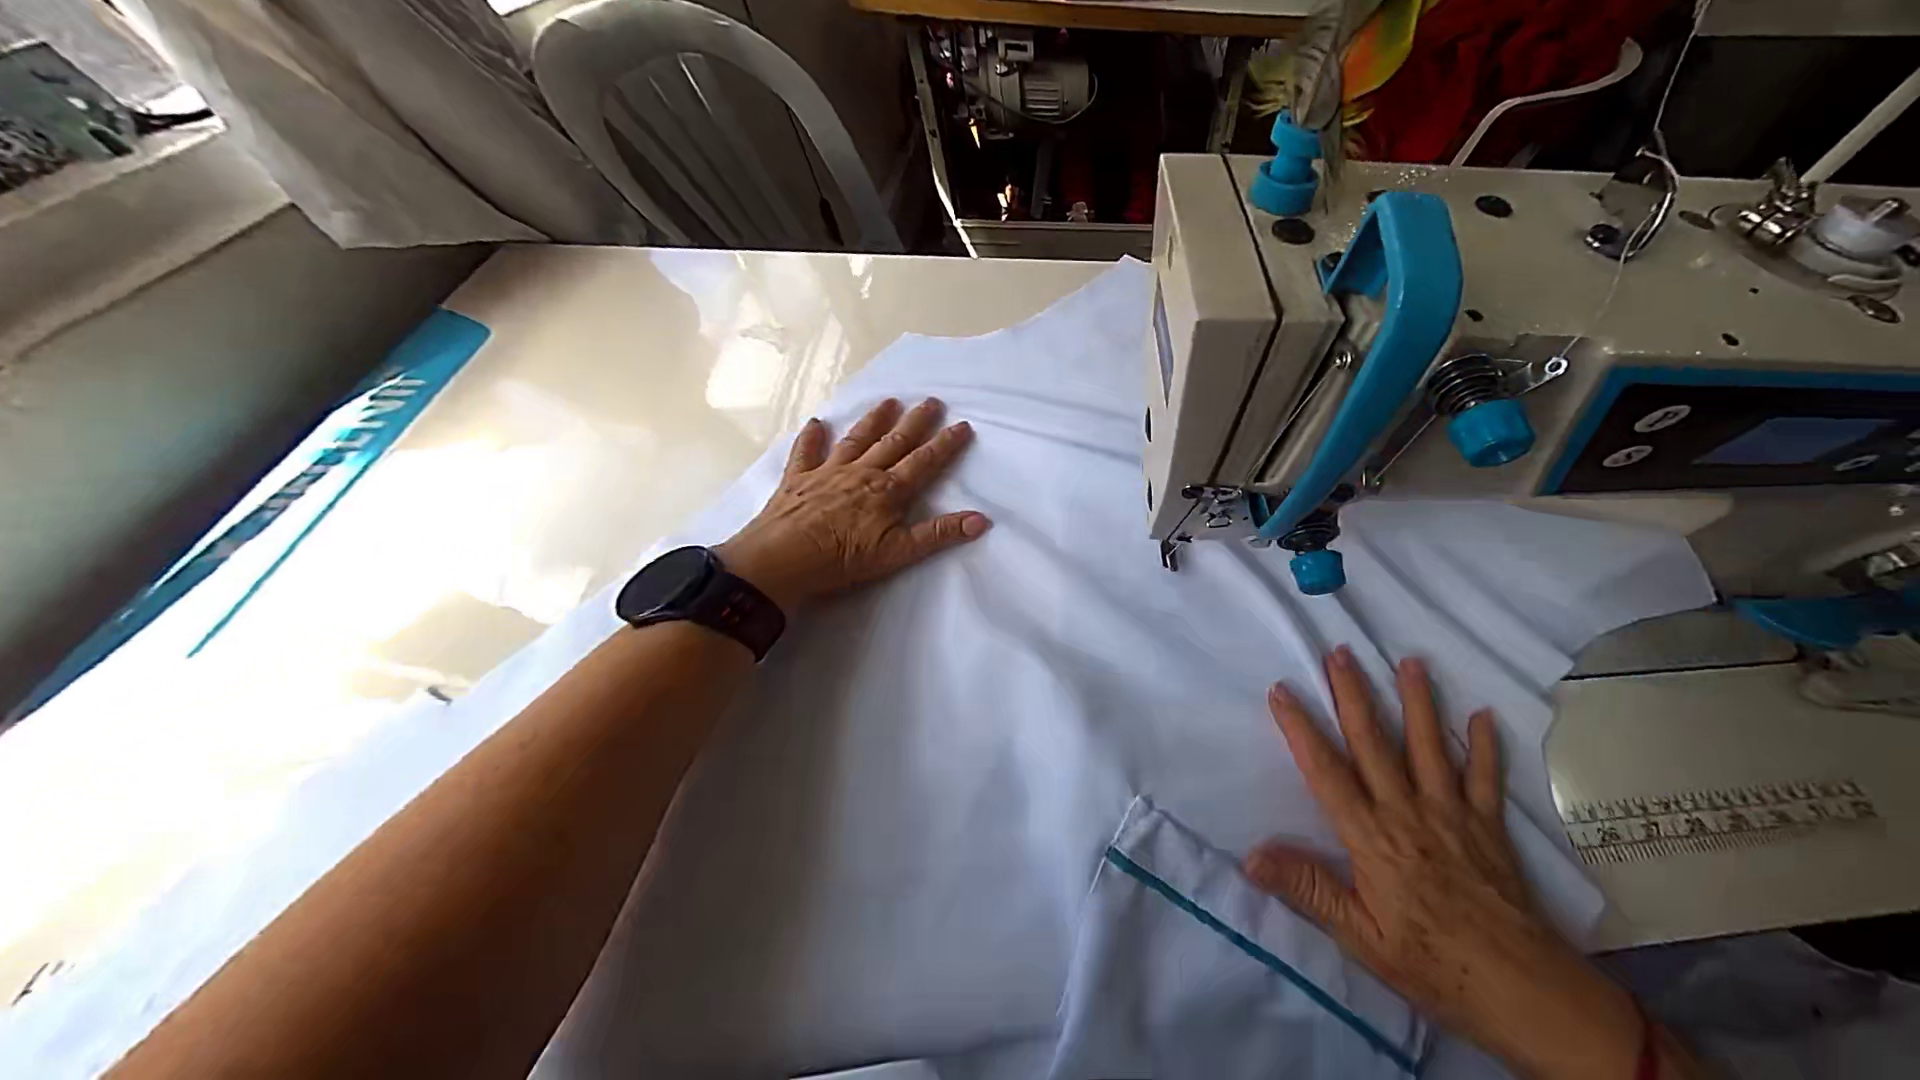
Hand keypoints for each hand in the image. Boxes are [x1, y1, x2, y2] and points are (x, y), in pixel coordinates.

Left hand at [716, 397, 990, 610]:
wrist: (782, 559)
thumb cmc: (843, 559)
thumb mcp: (899, 552)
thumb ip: (939, 534)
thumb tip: (982, 520)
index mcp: (888, 490)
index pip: (924, 462)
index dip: (945, 444)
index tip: (962, 425)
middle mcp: (861, 472)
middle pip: (894, 442)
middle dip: (915, 422)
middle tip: (931, 401)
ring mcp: (828, 472)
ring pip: (856, 439)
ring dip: (873, 420)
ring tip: (888, 402)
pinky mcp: (798, 479)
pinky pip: (806, 452)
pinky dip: (812, 437)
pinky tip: (816, 423)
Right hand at [1247, 647, 1674, 1079]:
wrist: (1531, 996)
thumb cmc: (1433, 965)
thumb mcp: (1359, 938)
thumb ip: (1307, 889)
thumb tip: (1250, 856)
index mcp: (1371, 837)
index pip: (1326, 772)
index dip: (1301, 729)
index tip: (1282, 692)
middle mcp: (1408, 813)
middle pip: (1374, 744)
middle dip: (1354, 695)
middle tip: (1340, 653)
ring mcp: (1453, 816)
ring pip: (1429, 748)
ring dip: (1418, 703)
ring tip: (1411, 662)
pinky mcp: (1489, 829)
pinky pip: (1485, 779)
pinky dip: (1485, 746)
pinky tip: (1483, 716)